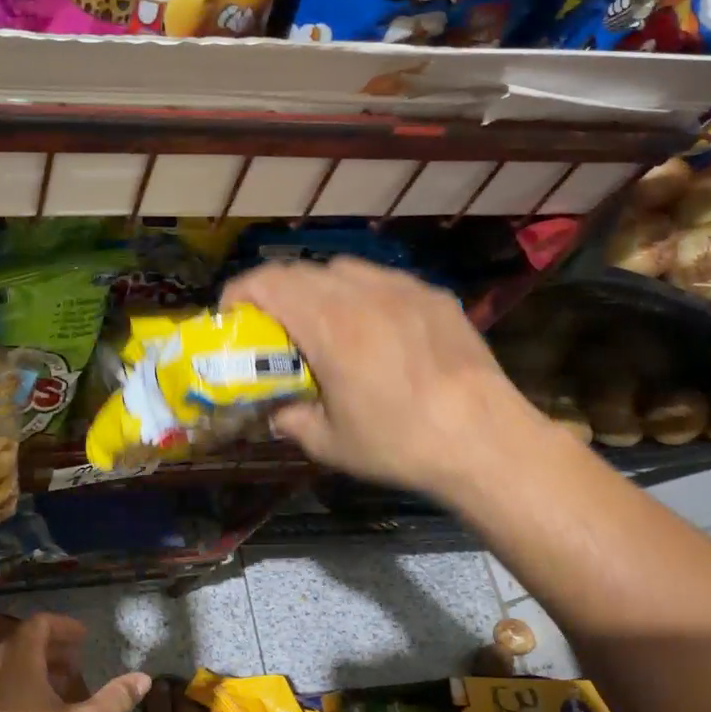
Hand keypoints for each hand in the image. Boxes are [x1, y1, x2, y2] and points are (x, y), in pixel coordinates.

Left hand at [0, 614, 149, 711]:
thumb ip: (115, 700)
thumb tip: (143, 677)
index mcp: (17, 663)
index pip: (37, 625)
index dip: (63, 625)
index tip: (84, 636)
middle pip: (20, 647)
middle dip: (51, 649)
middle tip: (77, 661)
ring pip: (8, 673)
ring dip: (36, 673)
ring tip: (63, 690)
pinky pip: (0, 696)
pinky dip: (22, 694)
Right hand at [222, 258, 546, 495]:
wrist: (482, 437)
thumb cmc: (397, 443)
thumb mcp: (329, 443)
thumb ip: (291, 419)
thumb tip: (276, 411)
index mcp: (330, 328)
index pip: (270, 284)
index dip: (240, 292)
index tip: (229, 314)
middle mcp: (363, 296)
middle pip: (302, 271)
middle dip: (274, 291)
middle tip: (268, 323)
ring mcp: (403, 290)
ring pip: (343, 268)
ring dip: (317, 287)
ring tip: (317, 320)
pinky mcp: (434, 297)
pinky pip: (382, 279)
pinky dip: (359, 293)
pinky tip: (368, 326)